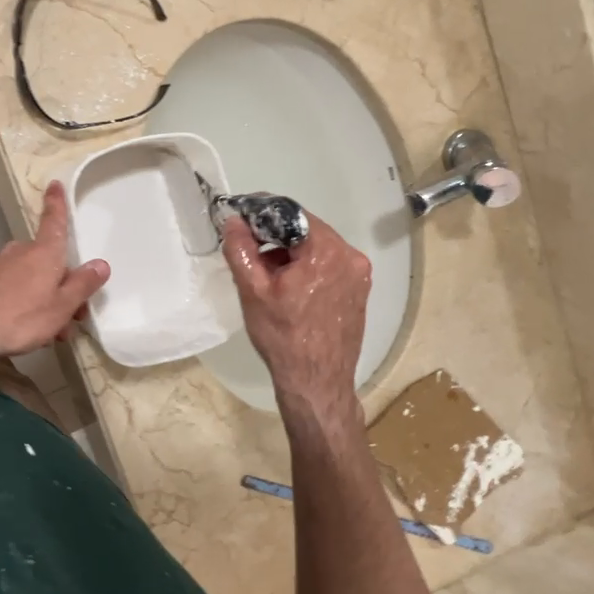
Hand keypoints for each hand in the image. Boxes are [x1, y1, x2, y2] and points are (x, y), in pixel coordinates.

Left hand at [0, 181, 109, 357]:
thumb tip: (101, 264)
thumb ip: (82, 284)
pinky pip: (11, 286)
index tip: (55, 184)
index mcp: (44, 252)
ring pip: (30, 276)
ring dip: (42, 298)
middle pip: (47, 260)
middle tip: (70, 317)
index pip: (54, 221)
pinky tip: (22, 326)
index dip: (57, 203)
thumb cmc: (22, 317)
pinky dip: (21, 301)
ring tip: (47, 332)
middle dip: (61, 285)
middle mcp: (20, 250)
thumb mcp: (61, 306)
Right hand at [221, 213, 371, 429]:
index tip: (240, 223)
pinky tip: (289, 289)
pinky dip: (306, 267)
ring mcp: (359, 274)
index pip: (291, 213)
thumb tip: (234, 221)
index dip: (262, 214)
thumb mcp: (252, 291)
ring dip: (290, 253)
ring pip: (316, 247)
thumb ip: (241, 250)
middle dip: (275, 236)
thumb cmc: (282, 336)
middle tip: (251, 254)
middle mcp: (350, 256)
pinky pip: (328, 264)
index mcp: (326, 251)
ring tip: (268, 278)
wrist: (316, 380)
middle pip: (305, 229)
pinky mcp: (359, 289)